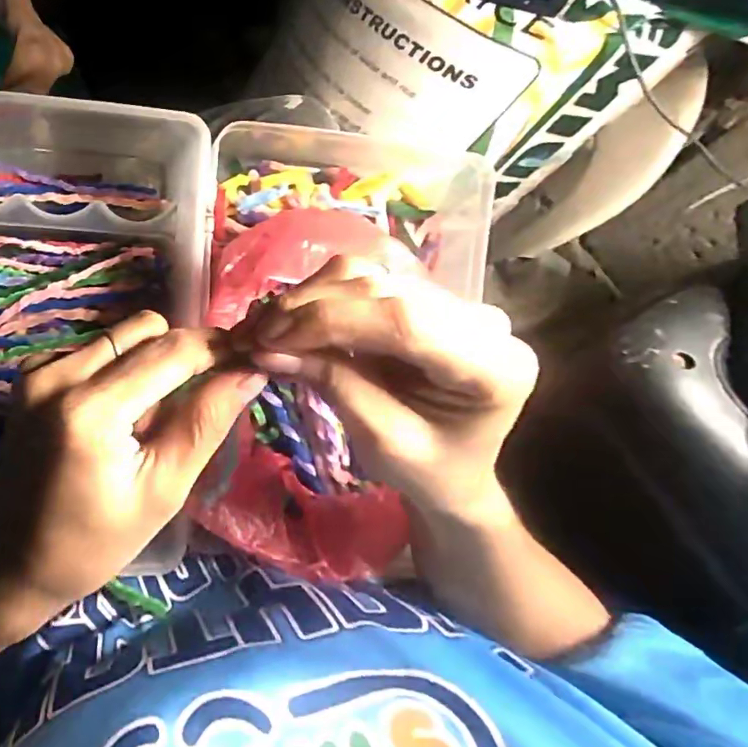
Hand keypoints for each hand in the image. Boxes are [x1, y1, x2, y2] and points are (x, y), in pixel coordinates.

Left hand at [0, 311, 264, 644]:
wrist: (15, 556)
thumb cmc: (96, 540)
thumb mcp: (163, 490)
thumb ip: (206, 422)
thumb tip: (249, 371)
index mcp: (91, 410)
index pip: (171, 352)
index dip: (216, 348)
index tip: (248, 356)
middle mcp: (59, 373)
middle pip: (146, 330)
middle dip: (184, 352)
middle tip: (202, 391)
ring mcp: (39, 368)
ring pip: (121, 333)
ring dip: (149, 358)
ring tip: (149, 411)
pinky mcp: (30, 371)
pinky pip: (93, 346)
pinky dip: (117, 365)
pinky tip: (115, 410)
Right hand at [235, 256, 537, 522]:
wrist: (456, 471)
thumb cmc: (428, 472)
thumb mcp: (381, 440)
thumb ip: (332, 385)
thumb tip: (266, 348)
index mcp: (491, 364)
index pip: (403, 320)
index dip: (329, 320)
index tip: (271, 338)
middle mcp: (479, 319)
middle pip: (381, 289)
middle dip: (310, 307)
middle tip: (255, 335)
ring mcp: (452, 301)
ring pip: (367, 274)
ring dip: (308, 296)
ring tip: (268, 327)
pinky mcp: (423, 295)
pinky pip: (363, 279)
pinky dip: (319, 295)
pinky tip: (291, 317)